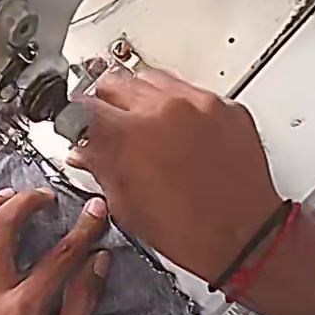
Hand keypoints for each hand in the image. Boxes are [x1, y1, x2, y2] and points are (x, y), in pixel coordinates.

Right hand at [65, 67, 283, 285]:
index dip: (72, 116)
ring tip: (144, 127)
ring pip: (151, 78)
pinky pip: (189, 90)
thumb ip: (100, 168)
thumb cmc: (189, 230)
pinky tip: (176, 130)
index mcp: (130, 136)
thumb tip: (84, 151)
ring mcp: (198, 104)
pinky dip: (175, 105)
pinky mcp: (224, 106)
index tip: (74, 122)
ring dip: (139, 98)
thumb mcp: (126, 205)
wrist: (243, 237)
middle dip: (104, 105)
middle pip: (114, 83)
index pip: (82, 106)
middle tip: (107, 126)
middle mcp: (164, 109)